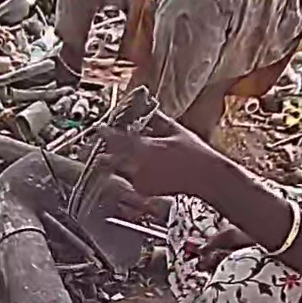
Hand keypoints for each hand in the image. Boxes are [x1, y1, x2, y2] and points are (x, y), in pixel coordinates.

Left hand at [96, 112, 225, 199]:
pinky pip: (127, 182)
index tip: (99, 128)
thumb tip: (147, 111)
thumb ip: (156, 120)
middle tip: (98, 148)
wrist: (203, 178)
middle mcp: (138, 166)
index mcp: (145, 147)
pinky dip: (126, 175)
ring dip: (113, 165)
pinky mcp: (142, 192)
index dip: (106, 133)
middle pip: (109, 159)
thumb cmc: (193, 154)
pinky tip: (134, 170)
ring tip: (111, 159)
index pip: (118, 139)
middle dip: (102, 153)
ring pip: (116, 171)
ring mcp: (138, 181)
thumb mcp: (175, 130)